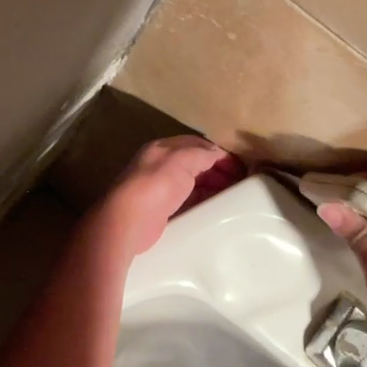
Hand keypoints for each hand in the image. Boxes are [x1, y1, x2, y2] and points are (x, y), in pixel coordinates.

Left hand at [88, 136, 242, 261]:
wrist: (127, 221)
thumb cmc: (155, 185)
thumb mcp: (181, 161)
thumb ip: (200, 154)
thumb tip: (216, 152)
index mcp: (163, 148)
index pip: (196, 144)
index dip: (218, 153)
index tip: (239, 166)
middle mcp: (160, 165)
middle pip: (194, 163)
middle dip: (216, 170)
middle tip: (239, 182)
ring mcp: (160, 188)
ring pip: (191, 182)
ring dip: (211, 186)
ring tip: (231, 196)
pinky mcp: (161, 210)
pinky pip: (187, 200)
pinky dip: (201, 201)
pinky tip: (213, 209)